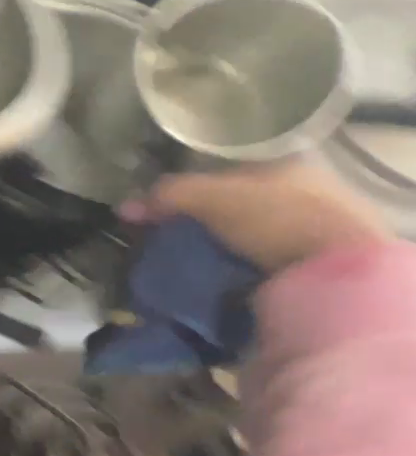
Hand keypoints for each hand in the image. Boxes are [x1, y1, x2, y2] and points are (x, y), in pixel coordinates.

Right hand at [121, 159, 391, 274]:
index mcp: (285, 170)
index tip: (150, 219)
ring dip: (200, 255)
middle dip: (188, 230)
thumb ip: (171, 196)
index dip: (180, 197)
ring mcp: (296, 234)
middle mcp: (294, 197)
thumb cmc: (280, 220)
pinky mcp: (292, 268)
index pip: (219, 180)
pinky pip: (239, 266)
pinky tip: (195, 285)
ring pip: (230, 241)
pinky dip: (215, 274)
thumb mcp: (217, 198)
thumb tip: (124, 206)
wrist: (330, 272)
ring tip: (167, 272)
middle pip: (223, 212)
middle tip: (153, 248)